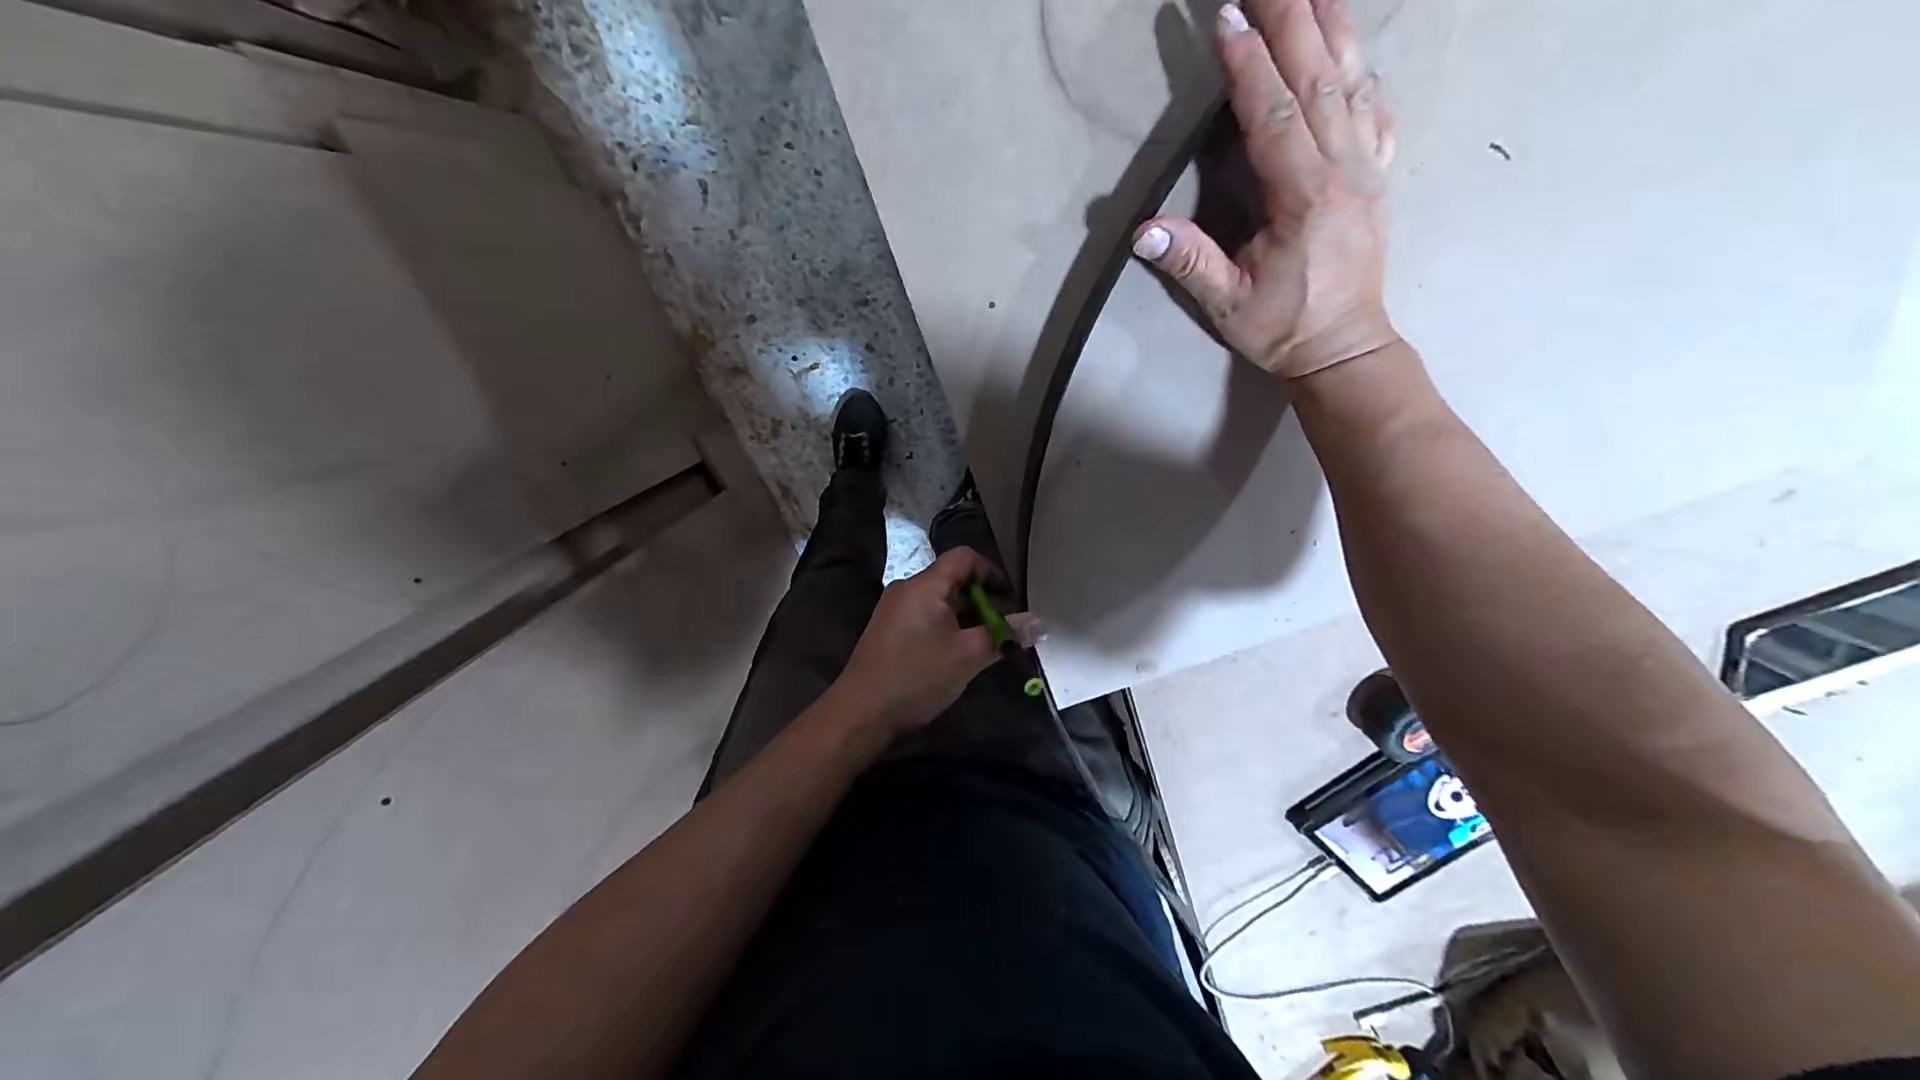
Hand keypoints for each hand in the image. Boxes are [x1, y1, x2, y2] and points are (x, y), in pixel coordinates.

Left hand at [825, 547, 1037, 734]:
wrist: (861, 712)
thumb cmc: (917, 676)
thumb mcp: (968, 656)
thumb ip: (1004, 636)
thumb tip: (1040, 624)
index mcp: (925, 585)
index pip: (964, 557)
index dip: (992, 572)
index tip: (1011, 599)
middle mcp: (908, 589)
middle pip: (953, 579)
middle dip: (984, 599)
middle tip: (1006, 627)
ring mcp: (895, 610)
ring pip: (940, 601)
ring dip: (967, 617)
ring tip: (989, 644)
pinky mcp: (889, 631)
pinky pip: (926, 617)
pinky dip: (948, 628)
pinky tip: (959, 654)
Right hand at [1132, 0, 1399, 378]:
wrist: (1345, 346)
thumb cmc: (1284, 328)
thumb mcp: (1229, 304)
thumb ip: (1191, 264)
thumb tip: (1143, 234)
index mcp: (1305, 199)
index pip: (1273, 117)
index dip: (1249, 66)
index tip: (1227, 19)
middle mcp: (1344, 170)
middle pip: (1318, 80)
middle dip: (1292, 21)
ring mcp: (1368, 168)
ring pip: (1353, 82)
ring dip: (1332, 27)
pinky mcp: (1377, 175)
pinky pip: (1375, 109)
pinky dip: (1363, 69)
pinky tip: (1352, 47)